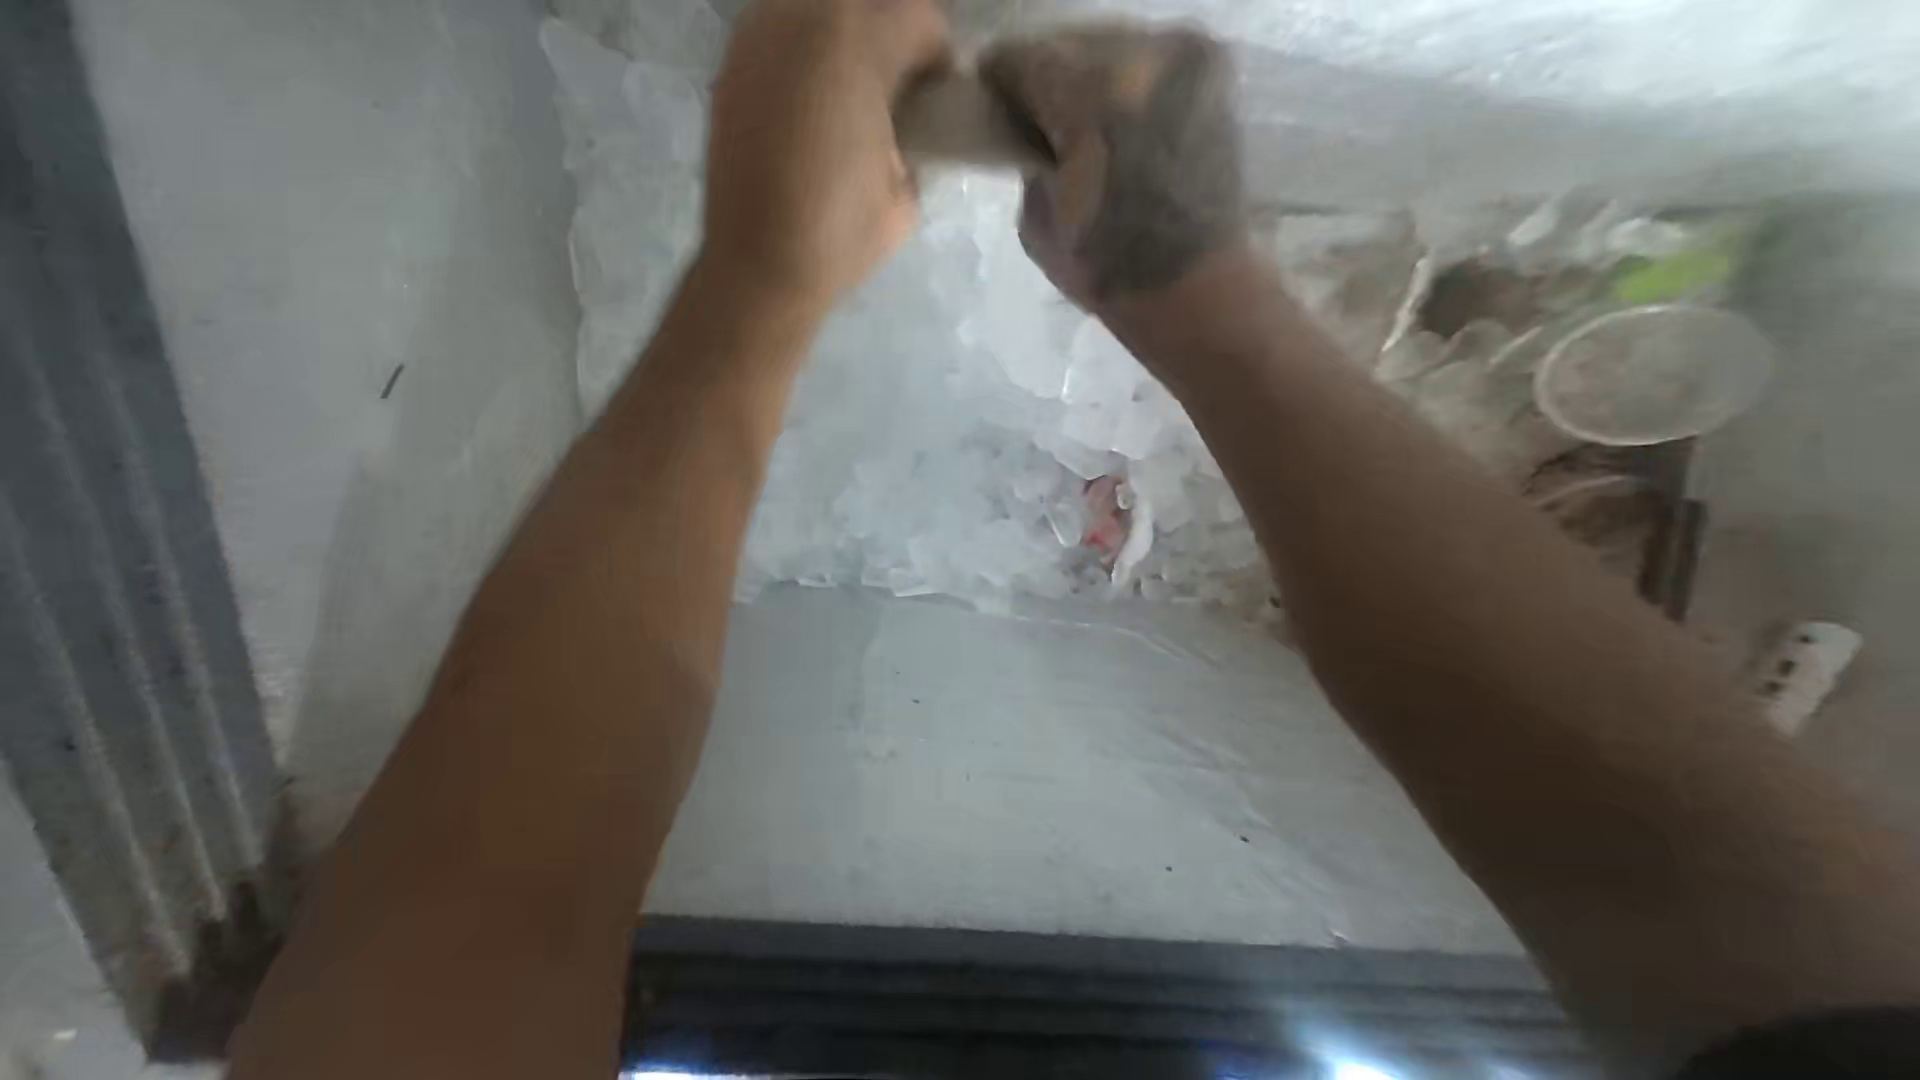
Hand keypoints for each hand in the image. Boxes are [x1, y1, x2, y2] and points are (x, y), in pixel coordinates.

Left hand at [704, 0, 949, 312]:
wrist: (760, 265)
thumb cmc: (840, 238)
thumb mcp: (905, 197)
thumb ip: (913, 141)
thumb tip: (905, 131)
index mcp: (857, 46)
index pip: (918, 17)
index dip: (938, 54)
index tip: (940, 91)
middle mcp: (801, 18)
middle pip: (865, 2)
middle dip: (891, 34)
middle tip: (899, 88)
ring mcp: (757, 36)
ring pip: (816, 7)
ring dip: (843, 35)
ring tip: (852, 91)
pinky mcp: (730, 65)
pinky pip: (778, 31)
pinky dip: (803, 52)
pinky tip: (810, 100)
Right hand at [981, 26, 1245, 309]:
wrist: (1194, 287)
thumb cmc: (1109, 271)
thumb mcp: (1039, 224)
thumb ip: (1030, 162)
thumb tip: (1035, 135)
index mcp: (1093, 96)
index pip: (1023, 58)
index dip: (998, 80)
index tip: (990, 99)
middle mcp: (1144, 56)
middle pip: (1068, 42)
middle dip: (1045, 76)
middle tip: (1034, 112)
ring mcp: (1186, 55)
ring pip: (1111, 43)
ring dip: (1087, 75)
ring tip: (1077, 117)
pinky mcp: (1210, 69)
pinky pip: (1149, 56)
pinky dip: (1125, 81)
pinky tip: (1115, 116)